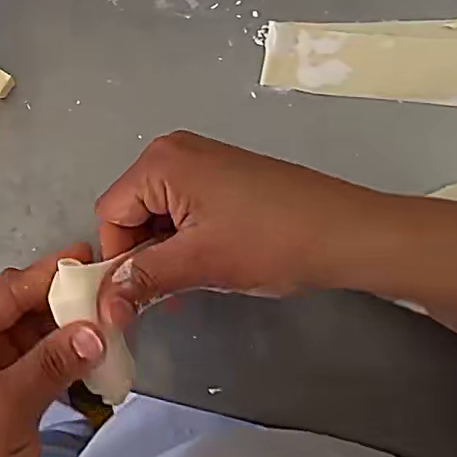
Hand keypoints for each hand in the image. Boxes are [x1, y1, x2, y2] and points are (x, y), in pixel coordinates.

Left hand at [0, 246, 107, 456]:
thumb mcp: (6, 411)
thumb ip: (50, 364)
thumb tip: (93, 328)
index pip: (8, 291)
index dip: (48, 273)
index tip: (89, 259)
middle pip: (26, 310)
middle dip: (66, 304)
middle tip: (111, 298)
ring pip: (40, 338)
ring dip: (72, 334)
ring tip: (112, 328)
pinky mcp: (14, 401)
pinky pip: (46, 367)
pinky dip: (71, 363)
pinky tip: (97, 363)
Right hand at [94, 130, 389, 328]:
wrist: (351, 232)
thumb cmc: (271, 242)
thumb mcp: (200, 264)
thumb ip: (143, 279)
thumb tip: (104, 305)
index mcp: (159, 162)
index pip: (110, 212)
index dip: (119, 255)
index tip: (139, 290)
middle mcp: (172, 150)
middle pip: (131, 208)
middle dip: (145, 251)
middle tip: (172, 286)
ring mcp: (199, 156)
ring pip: (157, 210)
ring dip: (167, 246)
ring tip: (199, 272)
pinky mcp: (221, 170)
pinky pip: (182, 202)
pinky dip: (186, 233)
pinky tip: (213, 254)